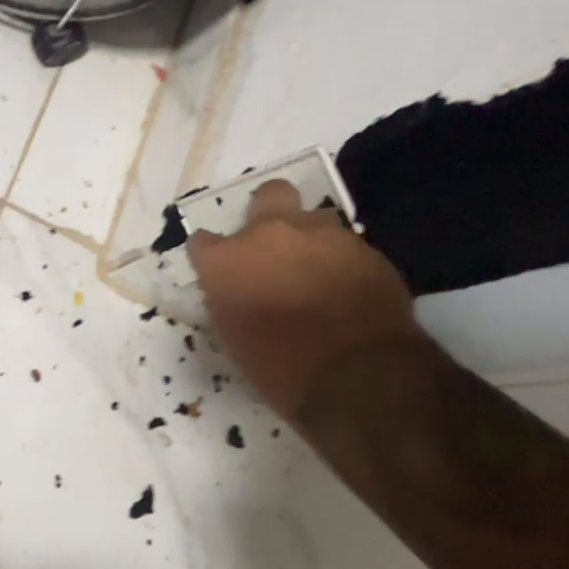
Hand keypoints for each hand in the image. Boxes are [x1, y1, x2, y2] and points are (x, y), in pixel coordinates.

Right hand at [187, 180, 420, 419]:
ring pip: (314, 219)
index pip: (202, 241)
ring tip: (314, 270)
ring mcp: (324, 235)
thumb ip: (228, 301)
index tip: (217, 272)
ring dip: (310, 239)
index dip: (210, 256)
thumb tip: (233, 292)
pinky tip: (344, 288)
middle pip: (268, 195)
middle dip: (268, 211)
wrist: (357, 373)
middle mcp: (271, 234)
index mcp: (227, 259)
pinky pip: (347, 245)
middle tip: (272, 246)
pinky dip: (341, 261)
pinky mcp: (367, 249)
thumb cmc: (278, 366)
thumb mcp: (233, 337)